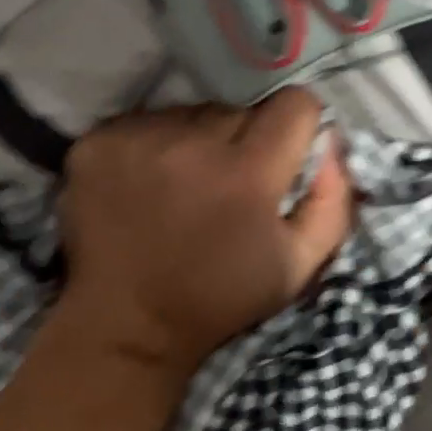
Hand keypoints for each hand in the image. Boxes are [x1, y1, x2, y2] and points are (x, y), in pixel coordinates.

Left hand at [55, 88, 355, 376]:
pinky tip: (146, 184)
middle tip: (229, 184)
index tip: (286, 153)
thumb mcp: (298, 266)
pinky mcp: (98, 143)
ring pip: (191, 112)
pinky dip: (153, 145)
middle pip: (240, 108)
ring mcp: (140, 140)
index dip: (298, 126)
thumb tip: (332, 141)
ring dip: (196, 140)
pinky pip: (144, 121)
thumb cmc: (220, 298)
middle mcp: (193, 144)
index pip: (294, 103)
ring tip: (185, 185)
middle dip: (244, 139)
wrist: (127, 327)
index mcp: (249, 174)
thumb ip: (333, 201)